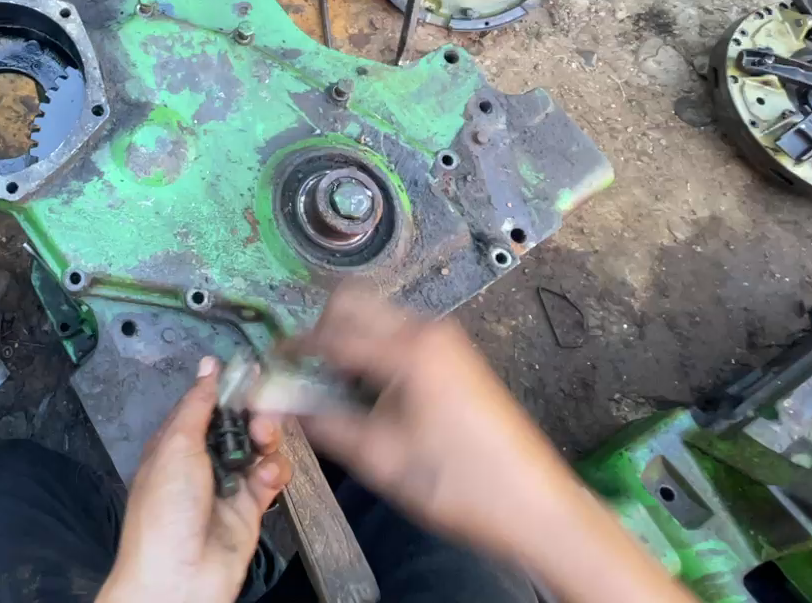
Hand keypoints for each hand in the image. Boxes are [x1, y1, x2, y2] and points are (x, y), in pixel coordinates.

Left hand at [96, 356, 293, 602]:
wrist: (178, 578)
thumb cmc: (166, 505)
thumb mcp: (176, 444)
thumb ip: (198, 403)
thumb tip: (209, 365)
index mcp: (176, 440)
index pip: (205, 403)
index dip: (227, 387)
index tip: (252, 370)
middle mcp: (202, 458)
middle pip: (236, 423)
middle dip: (252, 411)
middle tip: (263, 410)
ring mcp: (227, 483)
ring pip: (257, 446)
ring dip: (265, 438)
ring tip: (265, 439)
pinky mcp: (251, 508)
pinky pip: (269, 478)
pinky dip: (273, 471)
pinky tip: (266, 475)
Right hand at [283, 287, 572, 555]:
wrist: (541, 510)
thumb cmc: (460, 484)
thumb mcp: (380, 458)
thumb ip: (321, 423)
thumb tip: (273, 405)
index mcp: (406, 349)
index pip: (329, 333)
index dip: (293, 349)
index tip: (270, 363)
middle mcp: (423, 328)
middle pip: (351, 300)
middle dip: (319, 329)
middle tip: (306, 368)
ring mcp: (442, 337)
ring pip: (373, 312)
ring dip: (346, 336)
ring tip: (337, 384)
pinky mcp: (451, 352)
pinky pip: (395, 329)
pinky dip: (370, 345)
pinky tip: (370, 388)